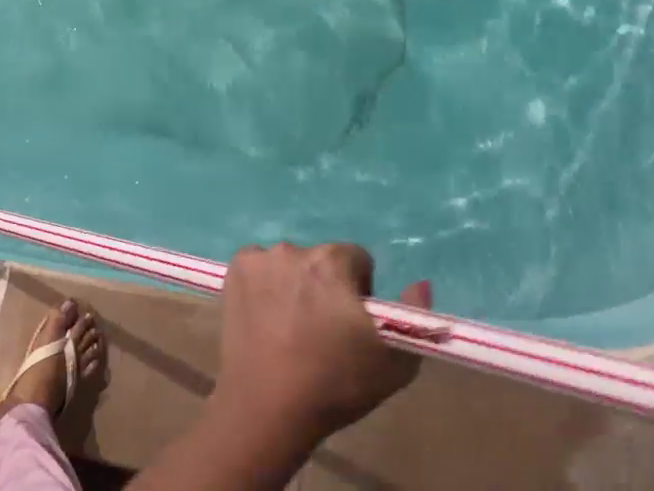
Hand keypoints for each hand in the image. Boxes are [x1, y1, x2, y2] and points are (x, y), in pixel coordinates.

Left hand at [210, 242, 430, 453]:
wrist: (269, 403)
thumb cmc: (337, 383)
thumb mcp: (396, 359)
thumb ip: (414, 315)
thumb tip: (420, 283)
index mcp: (332, 261)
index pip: (357, 259)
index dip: (360, 290)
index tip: (352, 321)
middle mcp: (292, 250)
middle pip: (320, 260)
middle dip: (326, 285)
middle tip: (321, 327)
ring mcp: (257, 260)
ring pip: (287, 265)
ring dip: (294, 283)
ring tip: (290, 326)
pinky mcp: (232, 273)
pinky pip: (258, 269)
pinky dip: (263, 284)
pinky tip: (265, 316)